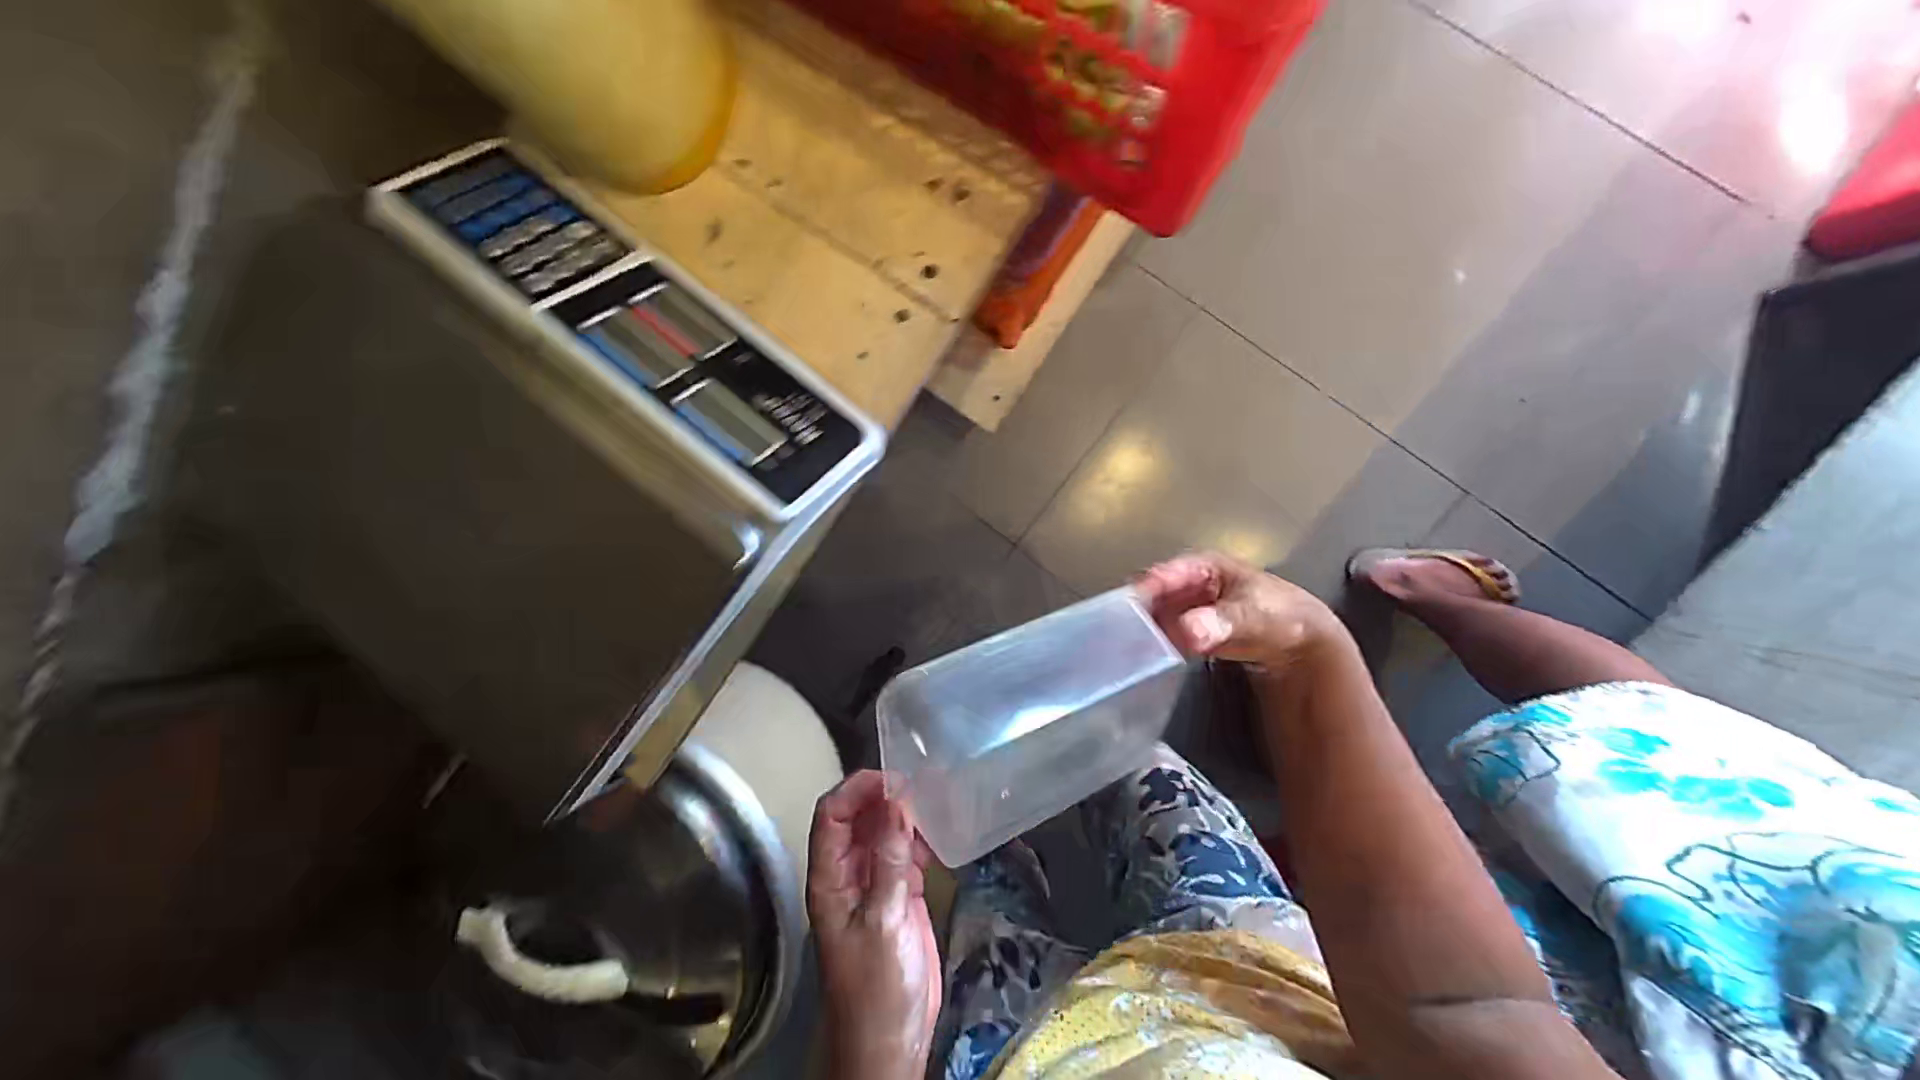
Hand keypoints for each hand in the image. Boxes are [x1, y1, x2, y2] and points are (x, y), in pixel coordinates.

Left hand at [807, 771, 940, 1079]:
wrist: (891, 1042)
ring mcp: (875, 883)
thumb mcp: (884, 922)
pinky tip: (942, 835)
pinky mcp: (900, 895)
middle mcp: (848, 873)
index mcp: (830, 878)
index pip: (832, 815)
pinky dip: (922, 840)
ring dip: (906, 815)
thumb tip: (896, 803)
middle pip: (858, 817)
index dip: (856, 789)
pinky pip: (906, 853)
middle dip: (884, 796)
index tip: (893, 778)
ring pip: (884, 832)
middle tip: (922, 785)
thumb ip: (890, 862)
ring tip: (936, 803)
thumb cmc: (876, 989)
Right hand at [1136, 551, 1345, 670]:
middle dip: (1138, 611)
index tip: (1129, 607)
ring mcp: (1185, 608)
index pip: (1165, 573)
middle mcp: (1187, 584)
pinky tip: (1144, 656)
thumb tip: (1190, 630)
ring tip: (1128, 646)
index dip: (1147, 588)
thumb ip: (1220, 622)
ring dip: (1143, 630)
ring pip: (1154, 616)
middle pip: (1153, 594)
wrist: (1302, 645)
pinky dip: (1153, 644)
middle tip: (1123, 631)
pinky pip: (1162, 635)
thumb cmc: (1280, 615)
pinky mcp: (1186, 631)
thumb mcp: (1251, 615)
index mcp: (1202, 566)